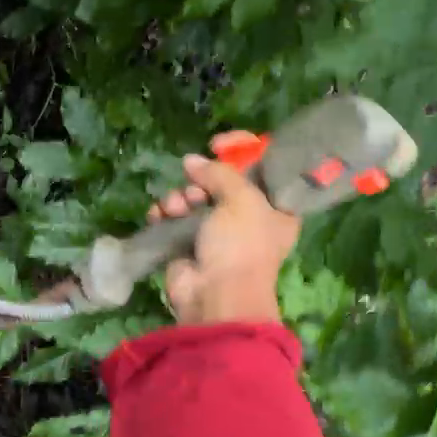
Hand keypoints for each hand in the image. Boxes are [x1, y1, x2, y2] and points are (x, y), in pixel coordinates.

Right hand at [146, 138, 298, 325]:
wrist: (215, 293)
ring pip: (193, 198)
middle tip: (194, 189)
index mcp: (276, 205)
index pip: (263, 166)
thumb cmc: (241, 245)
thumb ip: (220, 174)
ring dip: (179, 197)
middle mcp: (247, 216)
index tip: (218, 143)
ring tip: (174, 206)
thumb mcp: (242, 201)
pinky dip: (164, 213)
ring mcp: (214, 231)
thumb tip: (191, 160)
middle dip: (201, 180)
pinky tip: (160, 215)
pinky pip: (172, 218)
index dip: (243, 150)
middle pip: (220, 182)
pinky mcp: (186, 243)